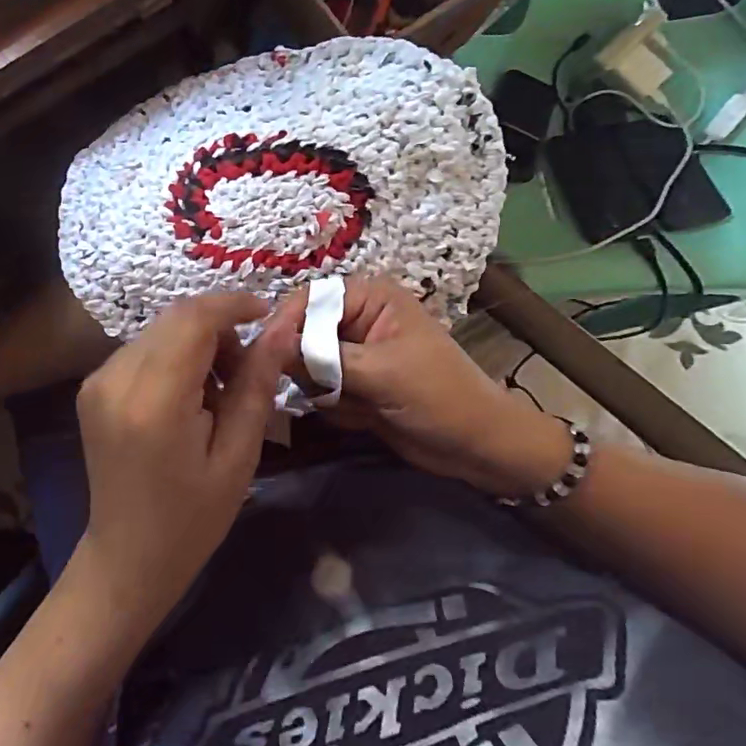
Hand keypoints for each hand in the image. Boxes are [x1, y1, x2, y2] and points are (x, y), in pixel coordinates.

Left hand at [72, 293, 294, 624]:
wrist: (128, 556)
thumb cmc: (193, 518)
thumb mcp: (238, 454)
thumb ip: (257, 383)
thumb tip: (282, 327)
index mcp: (153, 400)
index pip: (192, 319)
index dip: (232, 304)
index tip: (267, 313)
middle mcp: (115, 379)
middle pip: (175, 318)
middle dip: (219, 327)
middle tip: (248, 369)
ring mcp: (97, 381)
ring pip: (160, 330)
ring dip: (197, 342)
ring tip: (220, 391)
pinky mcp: (93, 387)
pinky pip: (143, 349)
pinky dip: (174, 357)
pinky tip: (189, 397)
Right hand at [277, 277, 573, 496]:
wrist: (478, 447)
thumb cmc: (439, 396)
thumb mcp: (381, 373)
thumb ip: (323, 358)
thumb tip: (268, 345)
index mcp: (371, 299)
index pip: (310, 299)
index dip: (286, 323)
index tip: (267, 354)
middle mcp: (358, 321)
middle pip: (302, 335)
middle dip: (312, 367)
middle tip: (330, 390)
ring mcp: (355, 356)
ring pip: (308, 369)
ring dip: (328, 393)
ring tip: (361, 405)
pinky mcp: (355, 387)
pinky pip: (322, 394)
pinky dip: (338, 409)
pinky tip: (367, 418)